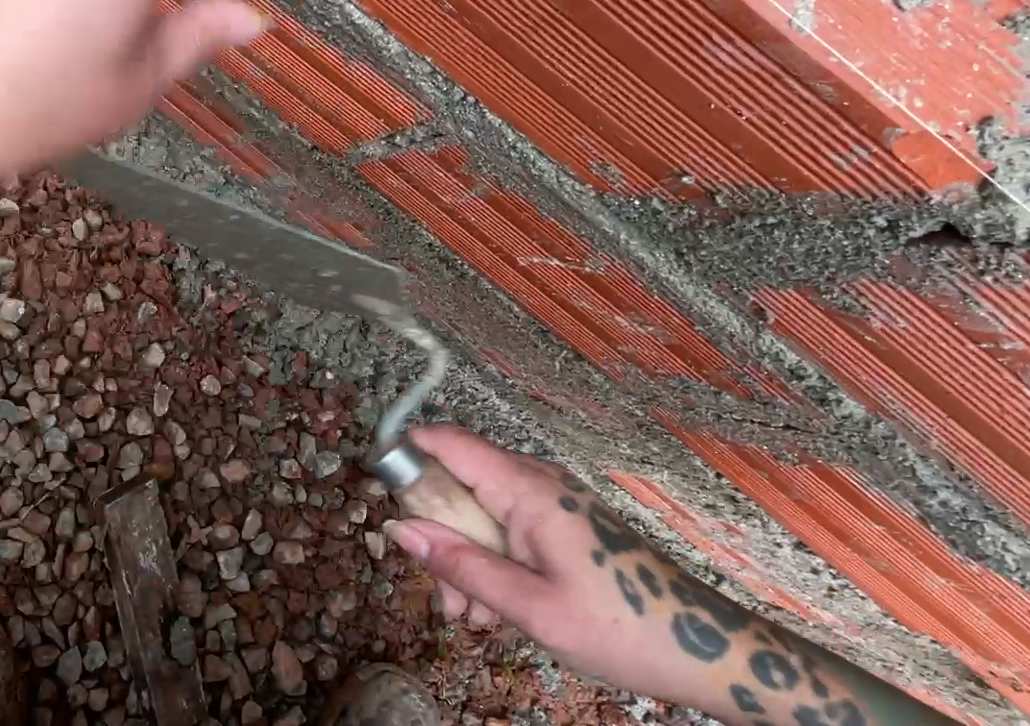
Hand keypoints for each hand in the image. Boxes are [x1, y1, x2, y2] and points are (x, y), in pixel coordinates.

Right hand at [387, 426, 670, 683]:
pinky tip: (496, 607)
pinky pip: (503, 522)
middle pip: (456, 479)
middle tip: (444, 594)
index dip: (405, 452)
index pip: (447, 441)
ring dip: (462, 553)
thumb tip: (401, 529)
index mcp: (527, 490)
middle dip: (437, 531)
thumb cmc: (623, 629)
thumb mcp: (532, 609)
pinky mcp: (559, 519)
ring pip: (477, 506)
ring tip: (473, 615)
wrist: (711, 652)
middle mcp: (535, 481)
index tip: (381, 489)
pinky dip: (488, 556)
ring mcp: (549, 499)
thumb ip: (461, 566)